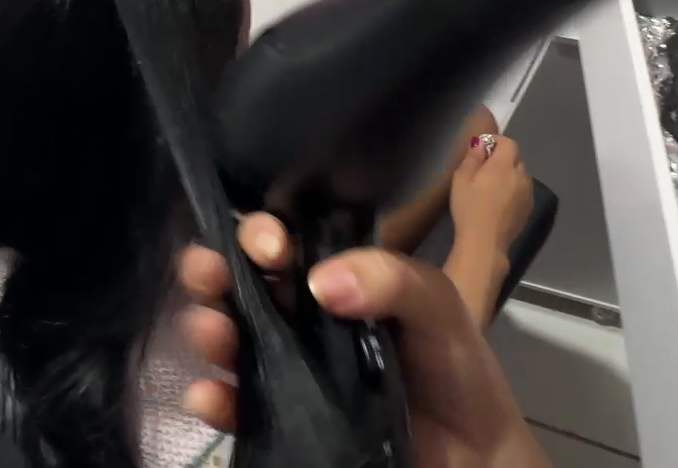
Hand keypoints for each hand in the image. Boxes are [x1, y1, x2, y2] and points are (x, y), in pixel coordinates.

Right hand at [178, 215, 548, 467]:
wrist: (474, 462)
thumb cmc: (452, 368)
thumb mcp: (437, 304)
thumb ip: (392, 278)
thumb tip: (321, 283)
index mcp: (320, 273)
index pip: (274, 238)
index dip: (259, 232)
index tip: (272, 249)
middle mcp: (288, 312)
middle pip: (231, 278)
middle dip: (208, 268)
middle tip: (210, 274)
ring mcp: (277, 365)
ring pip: (220, 333)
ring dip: (204, 327)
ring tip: (213, 334)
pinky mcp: (273, 419)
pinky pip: (230, 405)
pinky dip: (210, 398)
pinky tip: (210, 397)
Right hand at [450, 134, 533, 256]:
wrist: (486, 242)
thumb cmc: (469, 207)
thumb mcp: (461, 178)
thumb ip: (472, 157)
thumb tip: (480, 143)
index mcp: (504, 166)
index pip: (509, 143)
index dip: (496, 141)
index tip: (481, 147)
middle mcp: (521, 177)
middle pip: (516, 158)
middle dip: (501, 156)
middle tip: (481, 166)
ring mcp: (528, 194)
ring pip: (521, 174)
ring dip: (508, 172)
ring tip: (490, 184)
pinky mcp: (528, 208)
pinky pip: (522, 189)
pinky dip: (513, 187)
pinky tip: (498, 199)